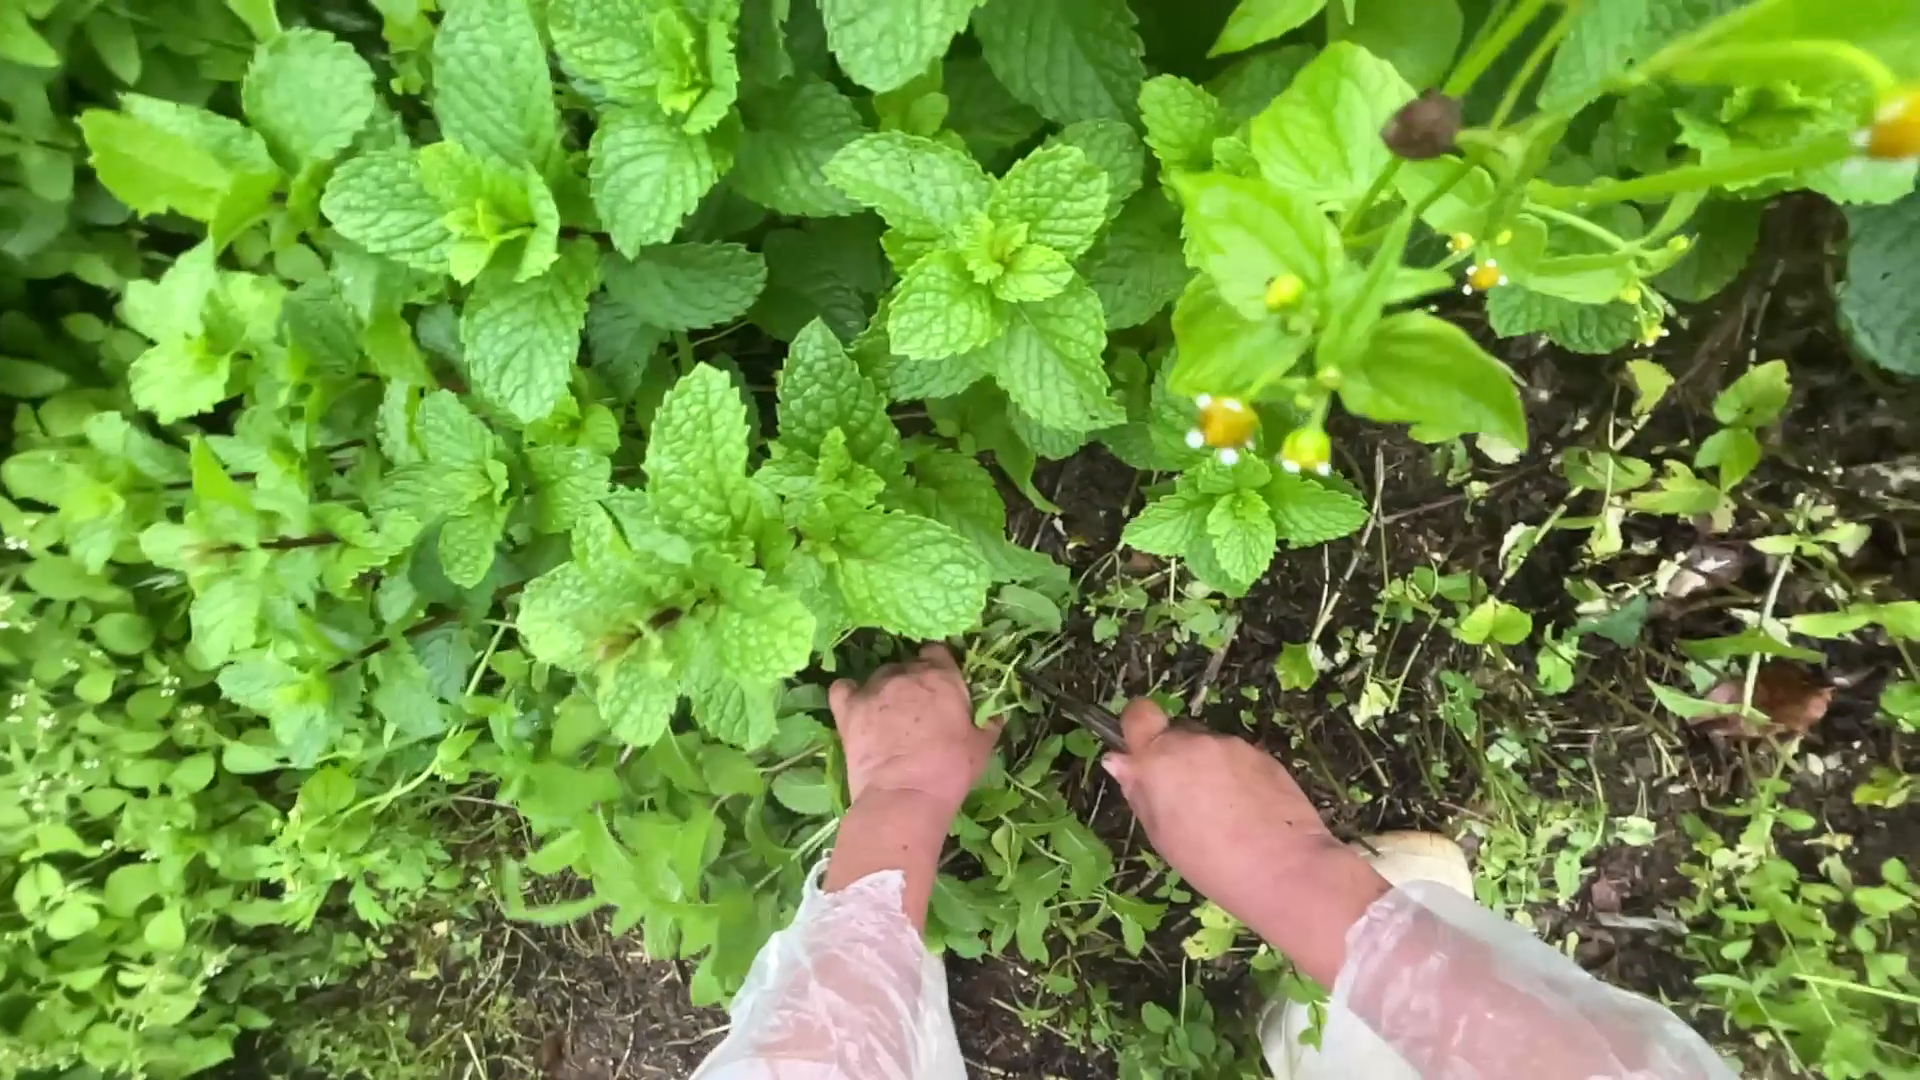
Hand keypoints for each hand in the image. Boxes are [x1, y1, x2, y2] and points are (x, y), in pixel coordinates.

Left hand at [829, 644, 1001, 814]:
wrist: (905, 796)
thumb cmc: (950, 771)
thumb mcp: (982, 747)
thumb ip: (989, 723)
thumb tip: (996, 714)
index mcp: (941, 676)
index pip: (937, 652)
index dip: (938, 666)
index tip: (940, 686)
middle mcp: (906, 673)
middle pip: (908, 665)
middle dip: (913, 682)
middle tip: (917, 710)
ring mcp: (874, 688)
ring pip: (880, 675)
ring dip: (886, 689)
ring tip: (888, 716)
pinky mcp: (848, 707)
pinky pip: (842, 688)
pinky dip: (849, 694)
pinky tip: (855, 707)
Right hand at [1101, 698, 1387, 981]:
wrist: (1286, 869)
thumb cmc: (1210, 863)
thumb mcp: (1160, 835)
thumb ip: (1139, 792)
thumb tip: (1119, 761)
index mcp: (1158, 759)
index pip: (1138, 713)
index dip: (1138, 727)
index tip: (1145, 754)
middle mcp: (1192, 741)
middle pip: (1176, 735)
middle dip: (1178, 759)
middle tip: (1190, 800)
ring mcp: (1230, 745)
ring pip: (1209, 748)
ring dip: (1210, 769)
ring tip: (1227, 812)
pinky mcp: (1263, 754)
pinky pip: (1238, 759)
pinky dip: (1239, 777)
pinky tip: (1251, 811)